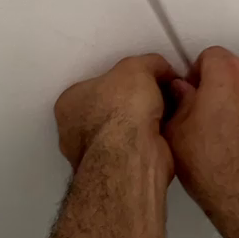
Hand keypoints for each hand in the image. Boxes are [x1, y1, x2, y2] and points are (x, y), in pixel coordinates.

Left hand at [54, 54, 177, 177]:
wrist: (133, 154)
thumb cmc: (122, 108)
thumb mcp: (137, 67)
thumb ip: (148, 63)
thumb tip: (161, 69)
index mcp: (69, 104)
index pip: (95, 86)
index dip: (122, 80)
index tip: (144, 80)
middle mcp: (76, 132)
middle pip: (110, 109)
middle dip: (134, 103)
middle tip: (159, 96)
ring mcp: (94, 156)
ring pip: (123, 132)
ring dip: (145, 123)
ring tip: (169, 113)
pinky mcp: (116, 173)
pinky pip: (137, 150)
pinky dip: (151, 142)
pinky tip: (167, 132)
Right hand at [164, 46, 238, 227]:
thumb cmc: (215, 168)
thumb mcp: (176, 131)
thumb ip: (178, 101)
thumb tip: (182, 92)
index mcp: (227, 74)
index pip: (210, 56)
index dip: (197, 76)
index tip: (192, 94)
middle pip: (233, 71)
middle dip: (220, 87)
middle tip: (206, 114)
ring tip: (227, 131)